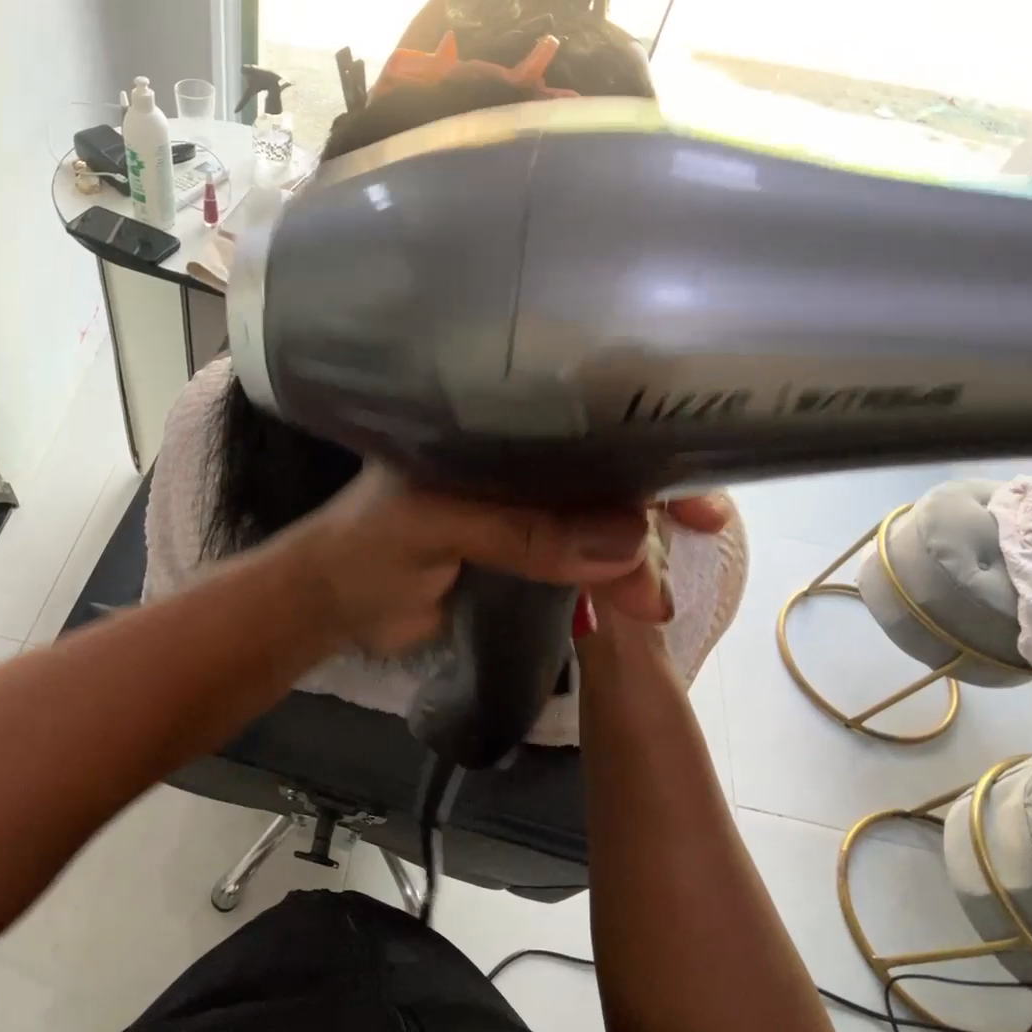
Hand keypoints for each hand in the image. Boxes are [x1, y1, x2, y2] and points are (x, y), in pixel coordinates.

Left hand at [284, 465, 725, 654]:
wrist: (331, 607)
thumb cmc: (366, 548)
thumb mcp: (435, 527)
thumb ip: (520, 531)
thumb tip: (630, 542)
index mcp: (486, 429)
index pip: (579, 424)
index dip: (641, 445)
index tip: (695, 477)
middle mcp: (508, 460)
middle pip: (598, 474)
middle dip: (648, 507)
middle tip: (700, 538)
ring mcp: (513, 510)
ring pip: (592, 522)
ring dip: (632, 558)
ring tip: (653, 604)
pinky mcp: (513, 554)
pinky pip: (574, 560)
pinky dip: (607, 579)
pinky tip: (635, 601)